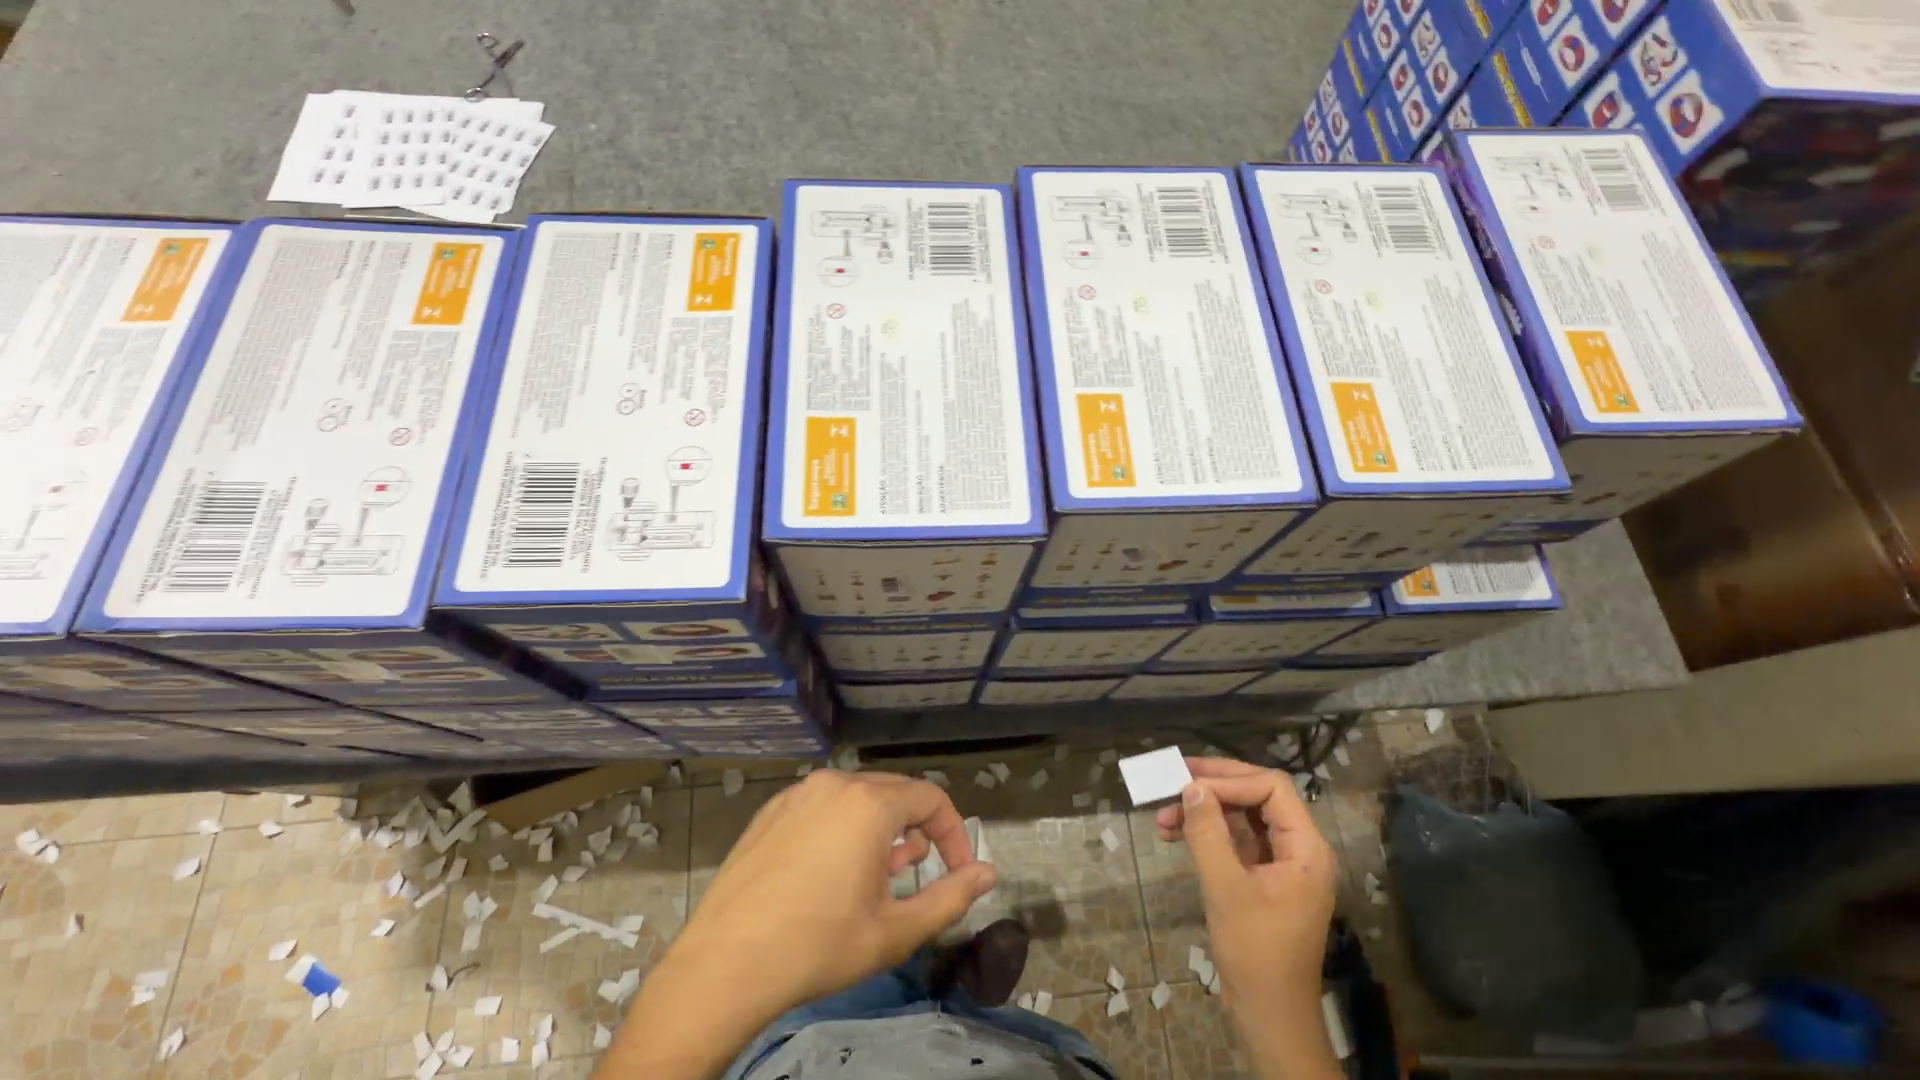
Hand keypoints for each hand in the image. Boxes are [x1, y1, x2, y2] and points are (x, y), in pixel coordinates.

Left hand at [604, 770, 996, 1078]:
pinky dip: (842, 828)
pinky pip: (821, 808)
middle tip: (916, 873)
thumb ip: (951, 897)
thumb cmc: (820, 946)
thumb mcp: (897, 930)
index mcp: (869, 803)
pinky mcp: (768, 814)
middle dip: (916, 829)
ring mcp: (795, 796)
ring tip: (879, 874)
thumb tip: (989, 873)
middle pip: (893, 792)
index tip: (959, 870)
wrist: (726, 964)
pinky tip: (833, 872)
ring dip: (880, 829)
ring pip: (855, 799)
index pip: (931, 798)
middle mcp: (833, 785)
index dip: (954, 833)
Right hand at [1158, 758, 1341, 1079]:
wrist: (1270, 1014)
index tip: (1187, 785)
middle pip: (1258, 796)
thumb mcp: (1226, 889)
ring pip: (1242, 818)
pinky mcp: (1262, 879)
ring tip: (1162, 816)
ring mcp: (1281, 864)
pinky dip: (1207, 834)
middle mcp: (1299, 848)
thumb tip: (1191, 788)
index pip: (1271, 788)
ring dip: (1204, 811)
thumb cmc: (1255, 953)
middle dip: (1213, 787)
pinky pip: (1236, 842)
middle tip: (1171, 779)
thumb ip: (1208, 834)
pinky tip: (1175, 834)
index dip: (1229, 780)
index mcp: (1306, 847)